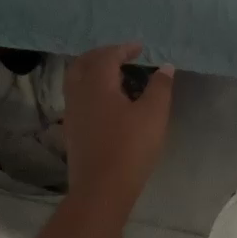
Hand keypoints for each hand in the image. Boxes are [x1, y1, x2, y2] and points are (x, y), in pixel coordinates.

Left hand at [61, 43, 174, 212]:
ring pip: (76, 82)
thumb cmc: (130, 146)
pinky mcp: (73, 131)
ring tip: (117, 76)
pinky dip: (92, 88)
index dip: (123, 49)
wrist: (102, 189)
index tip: (140, 48)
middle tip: (122, 55)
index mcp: (97, 86)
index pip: (105, 57)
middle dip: (101, 55)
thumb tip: (164, 67)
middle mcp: (79, 95)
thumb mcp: (154, 113)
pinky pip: (78, 98)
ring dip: (94, 72)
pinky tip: (109, 101)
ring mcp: (72, 114)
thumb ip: (160, 87)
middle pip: (82, 65)